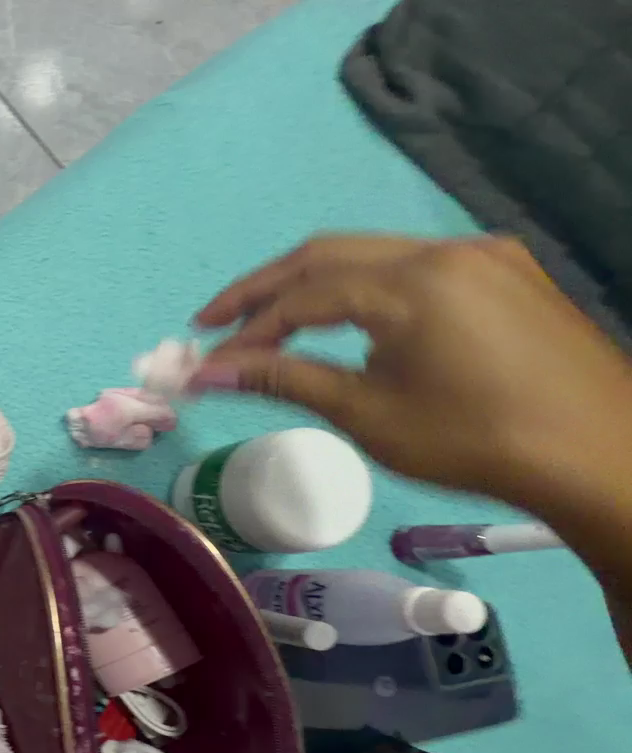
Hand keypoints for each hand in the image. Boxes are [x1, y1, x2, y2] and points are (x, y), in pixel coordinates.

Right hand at [190, 233, 631, 509]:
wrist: (600, 456)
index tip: (204, 367)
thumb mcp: (363, 411)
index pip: (303, 297)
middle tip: (209, 325)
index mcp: (415, 284)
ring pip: (366, 256)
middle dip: (260, 290)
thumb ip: (281, 379)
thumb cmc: (471, 438)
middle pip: (326, 255)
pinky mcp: (501, 275)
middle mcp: (447, 253)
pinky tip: (334, 323)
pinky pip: (405, 268)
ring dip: (305, 287)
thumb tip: (205, 374)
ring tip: (262, 327)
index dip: (244, 333)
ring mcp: (481, 258)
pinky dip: (353, 289)